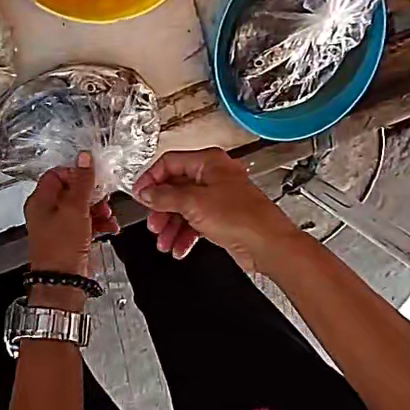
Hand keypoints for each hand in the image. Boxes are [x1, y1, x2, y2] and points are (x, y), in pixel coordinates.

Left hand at [25, 152, 119, 277]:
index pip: (57, 174)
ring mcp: (59, 226)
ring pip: (82, 207)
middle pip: (72, 191)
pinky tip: (109, 227)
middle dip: (91, 194)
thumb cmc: (60, 248)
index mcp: (40, 200)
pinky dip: (99, 223)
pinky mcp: (70, 239)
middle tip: (103, 198)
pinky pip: (87, 224)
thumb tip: (84, 158)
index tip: (93, 177)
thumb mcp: (74, 209)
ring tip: (108, 215)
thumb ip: (81, 183)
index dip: (76, 173)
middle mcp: (47, 212)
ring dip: (99, 209)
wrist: (63, 282)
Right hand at [133, 148, 304, 265]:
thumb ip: (164, 197)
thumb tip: (147, 193)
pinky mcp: (221, 218)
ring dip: (170, 226)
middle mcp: (214, 177)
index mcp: (209, 163)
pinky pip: (194, 223)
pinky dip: (184, 235)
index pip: (169, 163)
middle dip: (161, 208)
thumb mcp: (193, 204)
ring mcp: (218, 198)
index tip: (139, 193)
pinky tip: (178, 247)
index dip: (151, 178)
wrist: (270, 246)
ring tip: (163, 240)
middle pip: (174, 188)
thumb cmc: (244, 219)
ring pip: (183, 208)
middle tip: (152, 221)